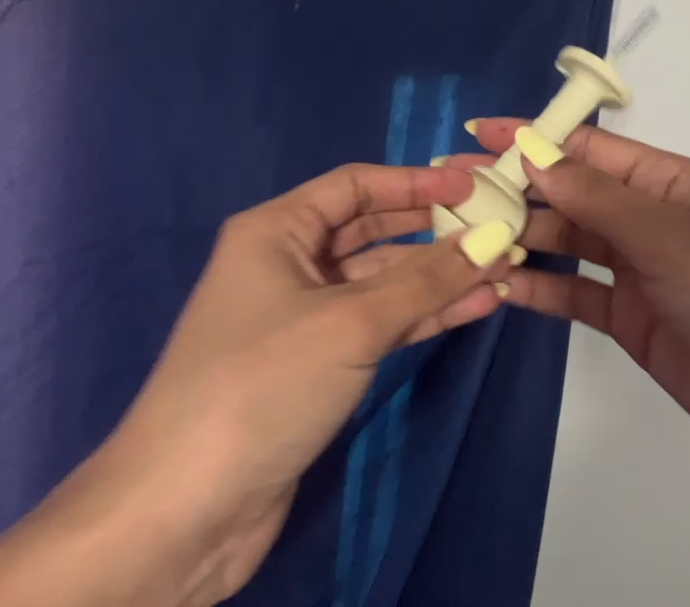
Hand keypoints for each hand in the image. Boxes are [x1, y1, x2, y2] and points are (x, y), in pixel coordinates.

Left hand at [0, 163, 518, 606]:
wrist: (185, 508)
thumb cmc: (262, 384)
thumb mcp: (349, 322)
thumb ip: (426, 279)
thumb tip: (495, 240)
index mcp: (275, 230)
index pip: (355, 185)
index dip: (415, 182)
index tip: (475, 186)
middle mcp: (286, 263)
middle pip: (371, 231)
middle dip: (434, 231)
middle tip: (499, 228)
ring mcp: (300, 318)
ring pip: (380, 283)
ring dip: (438, 278)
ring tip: (504, 271)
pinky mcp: (315, 367)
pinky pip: (377, 325)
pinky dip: (422, 316)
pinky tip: (474, 308)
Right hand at [460, 120, 689, 501]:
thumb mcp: (674, 239)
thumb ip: (599, 199)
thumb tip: (534, 153)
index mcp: (671, 184)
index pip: (591, 148)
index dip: (534, 137)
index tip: (474, 136)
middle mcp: (652, 222)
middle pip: (573, 194)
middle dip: (518, 190)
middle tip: (452, 195)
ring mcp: (641, 274)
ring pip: (568, 244)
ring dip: (521, 239)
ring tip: (464, 238)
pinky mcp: (633, 323)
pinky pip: (576, 295)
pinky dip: (540, 289)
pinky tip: (500, 286)